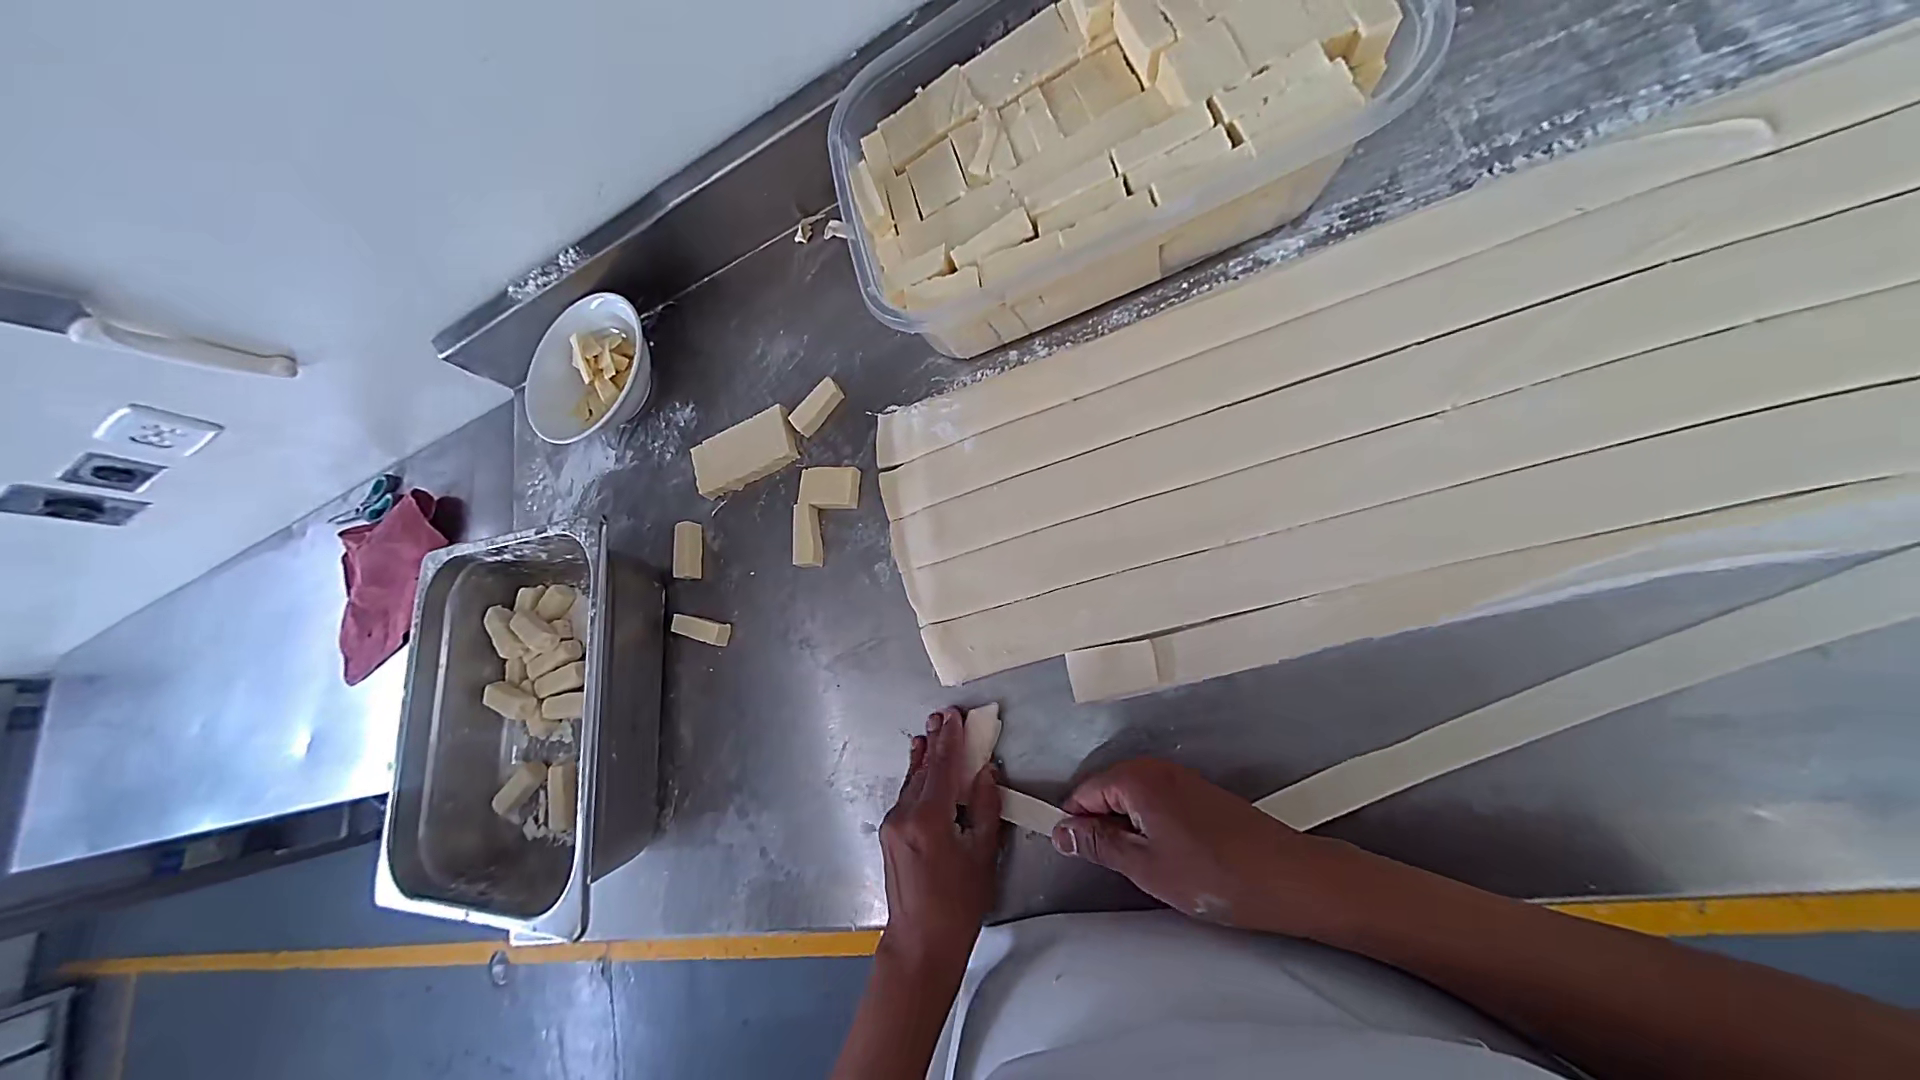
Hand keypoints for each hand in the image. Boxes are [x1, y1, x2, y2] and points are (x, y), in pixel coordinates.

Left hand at [878, 707, 1002, 964]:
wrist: (921, 942)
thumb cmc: (959, 903)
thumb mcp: (983, 854)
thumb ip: (985, 808)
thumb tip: (986, 773)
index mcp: (928, 819)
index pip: (942, 767)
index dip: (952, 740)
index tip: (956, 716)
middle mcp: (904, 815)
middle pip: (924, 769)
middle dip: (937, 741)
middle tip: (944, 715)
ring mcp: (892, 824)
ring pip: (913, 781)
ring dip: (925, 757)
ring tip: (932, 731)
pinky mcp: (890, 833)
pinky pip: (907, 796)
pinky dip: (918, 778)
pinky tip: (921, 765)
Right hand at [1052, 758, 1356, 936]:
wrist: (1287, 878)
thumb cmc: (1216, 874)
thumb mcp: (1144, 867)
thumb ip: (1097, 844)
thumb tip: (1064, 832)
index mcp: (1137, 779)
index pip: (1083, 791)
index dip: (1073, 823)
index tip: (1071, 851)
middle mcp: (1156, 769)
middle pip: (1105, 790)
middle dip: (1099, 824)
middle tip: (1110, 865)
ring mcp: (1179, 777)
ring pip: (1130, 797)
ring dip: (1125, 826)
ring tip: (1143, 864)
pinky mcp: (1197, 791)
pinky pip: (1154, 799)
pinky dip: (1148, 823)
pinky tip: (1165, 854)